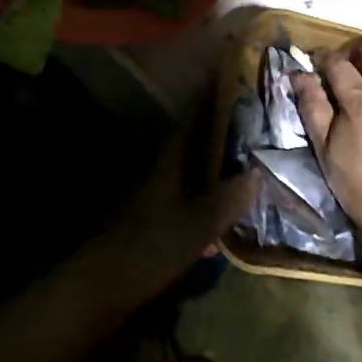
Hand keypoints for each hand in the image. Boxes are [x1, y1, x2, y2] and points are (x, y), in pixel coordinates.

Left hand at [116, 103, 254, 273]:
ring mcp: (161, 192)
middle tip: (255, 114)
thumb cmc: (149, 247)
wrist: (103, 286)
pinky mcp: (161, 217)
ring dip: (220, 157)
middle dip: (223, 124)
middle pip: (197, 137)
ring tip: (251, 153)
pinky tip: (230, 204)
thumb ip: (227, 199)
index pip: (193, 115)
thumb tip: (258, 172)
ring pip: (196, 164)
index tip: (233, 74)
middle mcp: (166, 167)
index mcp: (171, 158)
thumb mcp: (195, 226)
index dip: (210, 94)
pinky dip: (213, 189)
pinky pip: (194, 191)